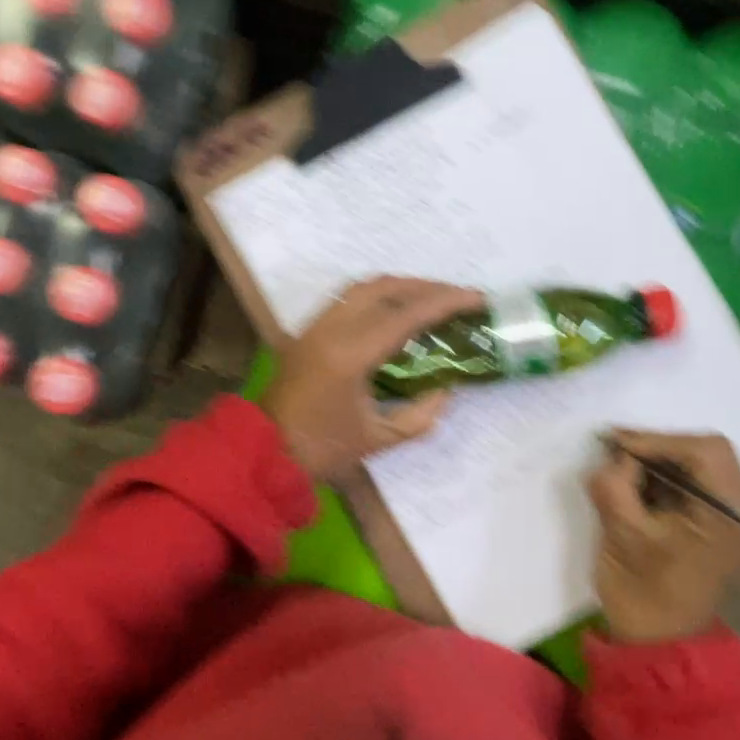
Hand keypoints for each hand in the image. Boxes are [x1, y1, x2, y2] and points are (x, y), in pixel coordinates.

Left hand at [261, 277, 483, 481]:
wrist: (263, 452)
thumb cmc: (322, 449)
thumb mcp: (378, 438)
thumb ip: (419, 415)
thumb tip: (445, 391)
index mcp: (351, 354)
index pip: (405, 314)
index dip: (444, 302)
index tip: (476, 298)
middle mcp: (330, 330)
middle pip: (382, 288)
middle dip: (424, 287)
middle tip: (457, 296)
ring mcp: (313, 328)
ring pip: (360, 288)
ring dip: (397, 287)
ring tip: (428, 299)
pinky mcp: (305, 334)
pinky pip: (344, 300)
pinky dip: (374, 297)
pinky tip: (392, 312)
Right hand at [588, 429, 739, 644]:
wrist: (657, 639)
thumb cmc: (641, 592)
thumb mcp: (620, 534)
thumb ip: (615, 486)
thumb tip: (614, 456)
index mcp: (727, 518)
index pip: (707, 452)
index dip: (659, 440)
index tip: (617, 446)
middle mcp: (739, 512)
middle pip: (708, 451)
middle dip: (659, 445)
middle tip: (616, 449)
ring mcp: (727, 516)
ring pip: (700, 461)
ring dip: (660, 456)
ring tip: (622, 463)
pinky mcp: (711, 521)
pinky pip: (693, 479)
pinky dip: (663, 471)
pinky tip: (635, 480)